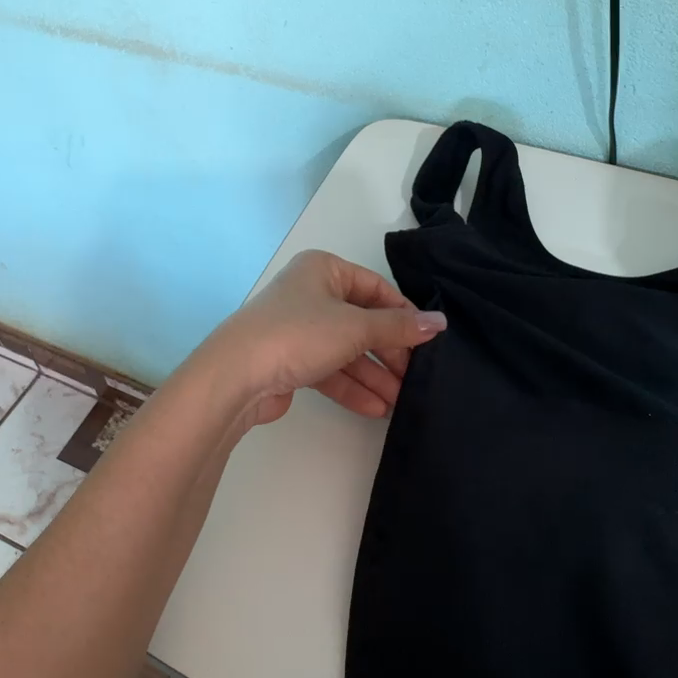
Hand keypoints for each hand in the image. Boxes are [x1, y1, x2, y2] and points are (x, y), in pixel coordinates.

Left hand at [191, 250, 446, 426]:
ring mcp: (298, 329)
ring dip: (373, 375)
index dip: (402, 314)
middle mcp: (310, 293)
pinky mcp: (290, 361)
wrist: (237, 374)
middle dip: (389, 351)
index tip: (427, 341)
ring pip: (346, 350)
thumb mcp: (355, 327)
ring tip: (401, 401)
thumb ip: (399, 328)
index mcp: (323, 270)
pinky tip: (375, 408)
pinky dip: (351, 387)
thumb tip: (439, 322)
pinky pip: (329, 370)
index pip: (375, 288)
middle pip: (362, 321)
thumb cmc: (298, 334)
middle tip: (415, 377)